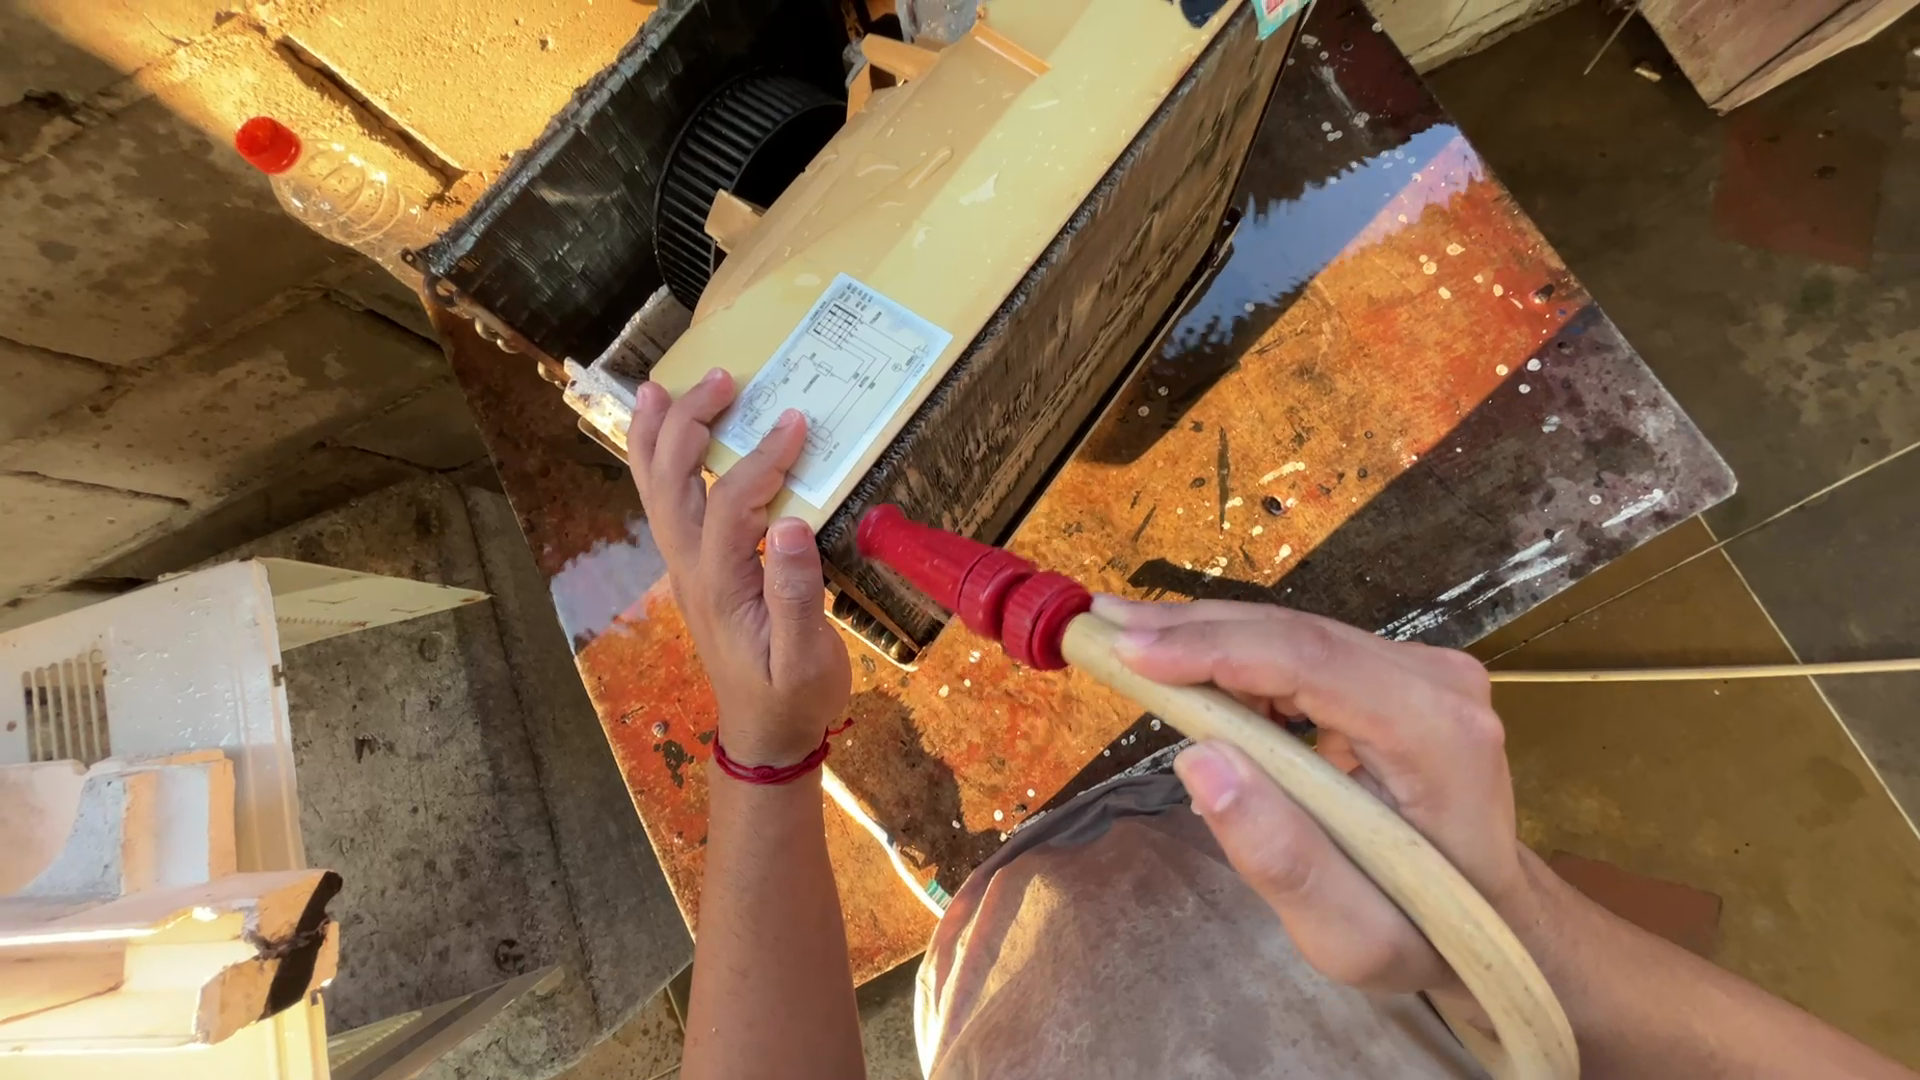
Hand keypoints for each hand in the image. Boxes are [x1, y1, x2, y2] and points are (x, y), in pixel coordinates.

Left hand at [627, 368, 850, 765]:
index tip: (798, 424)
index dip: (764, 458)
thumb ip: (798, 594)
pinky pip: (666, 505)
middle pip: (673, 481)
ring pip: (656, 490)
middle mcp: (691, 566)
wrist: (764, 733)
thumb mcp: (806, 656)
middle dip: (691, 422)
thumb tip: (790, 523)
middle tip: (724, 379)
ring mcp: (686, 567)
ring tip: (661, 387)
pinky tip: (665, 441)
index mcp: (722, 583)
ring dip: (657, 435)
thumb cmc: (793, 696)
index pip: (734, 502)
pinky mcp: (695, 569)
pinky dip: (658, 464)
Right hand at [1095, 595, 1538, 996]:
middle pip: (1291, 632)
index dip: (1213, 648)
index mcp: (1437, 734)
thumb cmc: (1421, 932)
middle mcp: (1433, 678)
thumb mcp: (1351, 935)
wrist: (1490, 914)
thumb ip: (1281, 857)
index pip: (1309, 662)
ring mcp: (1414, 664)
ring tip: (1123, 635)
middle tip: (1101, 626)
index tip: (1130, 651)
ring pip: (1285, 630)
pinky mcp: (1387, 666)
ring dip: (1199, 633)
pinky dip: (1225, 650)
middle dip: (1187, 629)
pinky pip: (1291, 645)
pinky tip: (1175, 655)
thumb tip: (1199, 760)